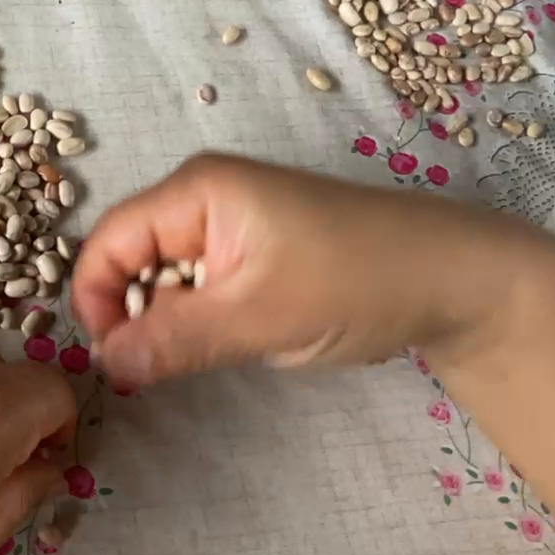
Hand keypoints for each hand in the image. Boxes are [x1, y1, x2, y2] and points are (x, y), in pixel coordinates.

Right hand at [72, 154, 545, 384]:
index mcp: (195, 190)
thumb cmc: (360, 282)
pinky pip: (189, 285)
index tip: (113, 358)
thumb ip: (176, 339)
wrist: (458, 282)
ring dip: (164, 318)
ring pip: (157, 276)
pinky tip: (221, 336)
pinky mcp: (241, 252)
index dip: (96, 297)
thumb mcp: (261, 316)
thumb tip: (103, 364)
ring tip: (201, 347)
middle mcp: (198, 198)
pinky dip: (191, 317)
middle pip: (127, 257)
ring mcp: (220, 224)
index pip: (109, 240)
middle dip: (130, 311)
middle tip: (155, 364)